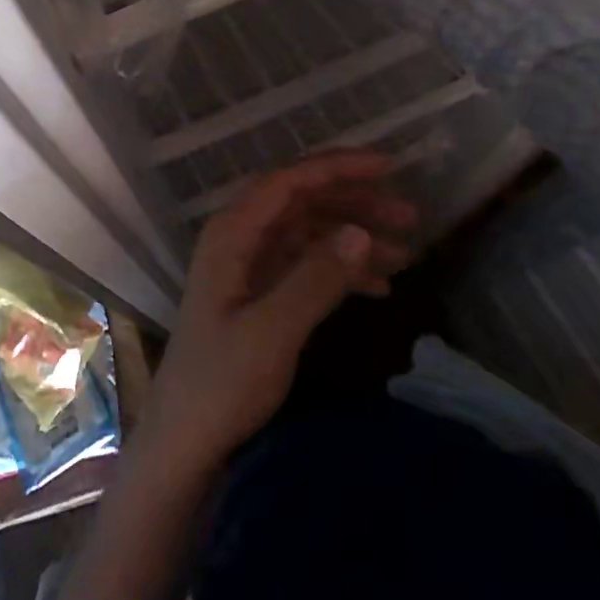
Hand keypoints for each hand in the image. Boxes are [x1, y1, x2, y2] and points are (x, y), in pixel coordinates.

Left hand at [141, 151, 416, 469]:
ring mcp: (243, 268)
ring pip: (303, 234)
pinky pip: (300, 266)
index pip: (283, 183)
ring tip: (406, 253)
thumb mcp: (273, 331)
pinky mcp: (254, 295)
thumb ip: (314, 279)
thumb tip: (358, 230)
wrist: (188, 433)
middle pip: (296, 204)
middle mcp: (233, 242)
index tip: (390, 166)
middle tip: (411, 216)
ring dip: (350, 237)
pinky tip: (377, 287)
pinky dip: (338, 269)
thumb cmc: (223, 381)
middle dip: (350, 201)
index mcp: (228, 237)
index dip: (334, 168)